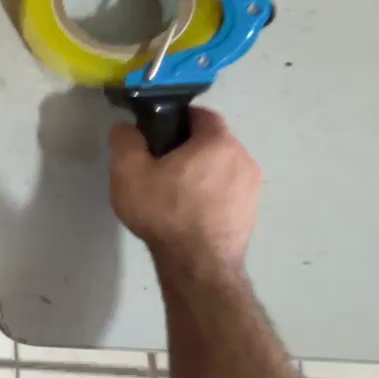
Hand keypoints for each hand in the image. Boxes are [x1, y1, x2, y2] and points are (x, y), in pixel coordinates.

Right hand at [108, 106, 260, 280]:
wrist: (197, 262)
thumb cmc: (163, 210)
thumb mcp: (128, 171)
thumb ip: (125, 140)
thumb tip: (128, 128)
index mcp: (217, 143)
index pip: (201, 114)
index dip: (175, 118)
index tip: (153, 134)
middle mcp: (243, 159)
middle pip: (211, 140)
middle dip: (185, 146)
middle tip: (156, 165)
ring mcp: (252, 186)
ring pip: (220, 165)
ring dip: (198, 170)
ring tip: (170, 191)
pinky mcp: (251, 210)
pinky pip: (227, 188)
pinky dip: (209, 191)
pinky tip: (187, 210)